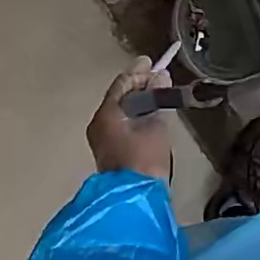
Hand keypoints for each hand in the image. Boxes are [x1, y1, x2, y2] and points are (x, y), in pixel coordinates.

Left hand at [87, 56, 172, 179]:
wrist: (135, 198)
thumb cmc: (144, 155)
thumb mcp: (156, 120)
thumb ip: (157, 96)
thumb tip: (160, 76)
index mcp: (106, 114)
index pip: (121, 84)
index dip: (138, 72)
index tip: (151, 62)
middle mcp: (99, 124)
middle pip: (119, 97)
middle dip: (139, 85)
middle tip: (157, 76)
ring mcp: (103, 141)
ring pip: (121, 111)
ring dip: (139, 100)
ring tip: (158, 92)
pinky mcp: (111, 153)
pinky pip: (123, 124)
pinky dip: (136, 114)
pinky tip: (151, 113)